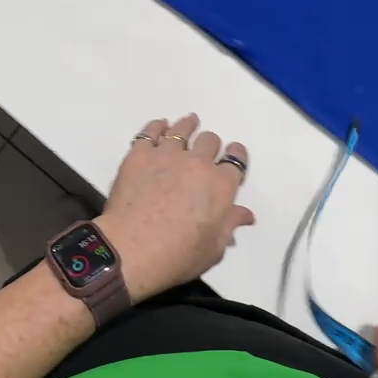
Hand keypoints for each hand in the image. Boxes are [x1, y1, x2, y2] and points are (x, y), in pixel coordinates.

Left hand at [94, 113, 253, 302]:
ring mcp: (166, 155)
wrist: (132, 249)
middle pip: (210, 141)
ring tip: (189, 123)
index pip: (236, 160)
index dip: (236, 156)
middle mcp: (197, 163)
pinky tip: (159, 126)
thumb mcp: (213, 248)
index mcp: (221, 185)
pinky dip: (157, 127)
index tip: (233, 155)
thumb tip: (245, 214)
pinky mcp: (139, 155)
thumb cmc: (178, 255)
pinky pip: (149, 132)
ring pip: (181, 130)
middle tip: (206, 150)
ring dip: (187, 126)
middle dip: (211, 145)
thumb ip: (229, 225)